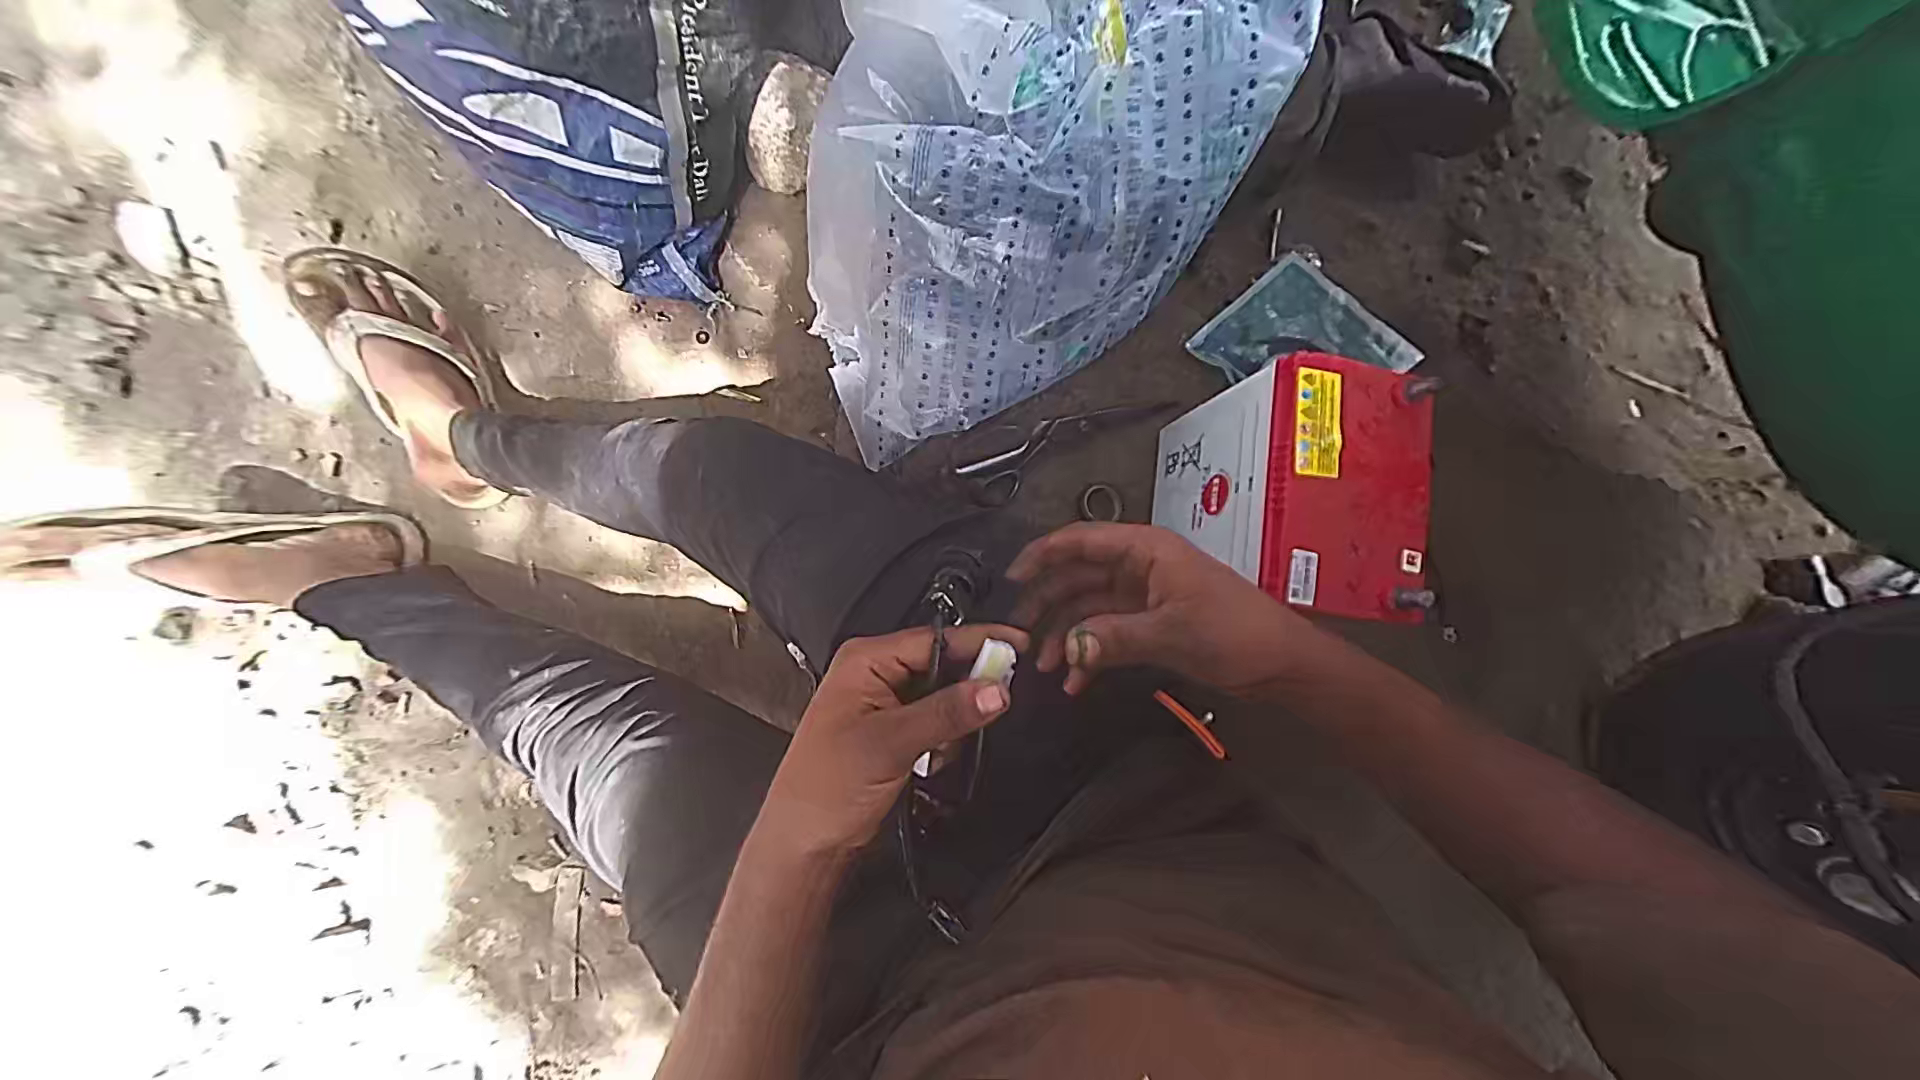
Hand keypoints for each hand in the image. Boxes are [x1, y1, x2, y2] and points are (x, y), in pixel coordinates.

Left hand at [759, 624, 1027, 858]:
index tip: (1016, 645)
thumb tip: (995, 688)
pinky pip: (936, 719)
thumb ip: (946, 713)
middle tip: (994, 702)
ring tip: (938, 751)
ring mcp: (885, 702)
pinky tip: (931, 761)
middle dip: (966, 688)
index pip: (933, 639)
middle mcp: (875, 673)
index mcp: (865, 660)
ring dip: (953, 721)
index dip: (977, 642)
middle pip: (942, 664)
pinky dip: (944, 738)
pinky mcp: (894, 729)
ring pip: (943, 694)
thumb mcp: (891, 743)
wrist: (805, 843)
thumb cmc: (825, 788)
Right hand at [1008, 522, 1321, 696]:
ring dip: (1066, 635)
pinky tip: (1077, 679)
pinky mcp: (1148, 622)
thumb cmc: (1235, 632)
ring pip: (1088, 607)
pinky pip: (1106, 631)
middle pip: (1077, 576)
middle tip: (1022, 633)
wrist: (1281, 665)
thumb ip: (1113, 637)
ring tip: (1047, 666)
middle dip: (1048, 604)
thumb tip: (1069, 647)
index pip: (1081, 540)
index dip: (1043, 554)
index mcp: (1146, 551)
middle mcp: (1139, 567)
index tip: (1013, 578)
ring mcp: (1142, 596)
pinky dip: (1089, 652)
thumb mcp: (1172, 633)